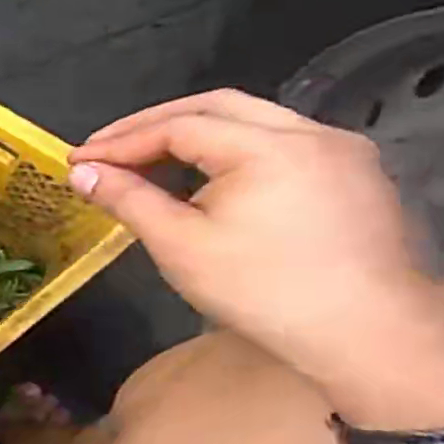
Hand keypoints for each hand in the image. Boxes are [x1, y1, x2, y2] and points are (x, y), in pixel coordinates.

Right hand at [69, 89, 432, 365]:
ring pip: (248, 120)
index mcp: (270, 148)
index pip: (177, 127)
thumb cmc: (261, 289)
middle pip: (215, 107)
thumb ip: (126, 198)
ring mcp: (339, 152)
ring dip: (187, 132)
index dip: (119, 142)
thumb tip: (81, 172)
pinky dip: (223, 147)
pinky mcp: (350, 174)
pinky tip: (197, 175)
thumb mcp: (177, 243)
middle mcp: (311, 134)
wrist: (367, 336)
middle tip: (103, 148)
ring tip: (141, 159)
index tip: (77, 160)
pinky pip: (274, 141)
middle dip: (150, 123)